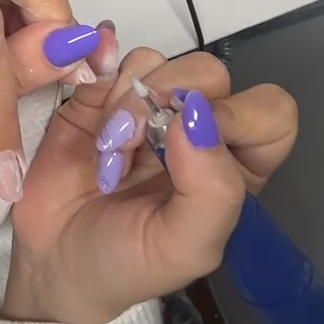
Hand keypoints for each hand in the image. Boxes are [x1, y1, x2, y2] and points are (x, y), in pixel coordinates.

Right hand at [1, 39, 300, 323]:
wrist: (55, 259)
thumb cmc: (128, 262)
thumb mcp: (185, 247)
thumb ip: (212, 191)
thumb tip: (196, 115)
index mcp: (233, 166)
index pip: (268, 112)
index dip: (237, 114)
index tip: (188, 140)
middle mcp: (194, 129)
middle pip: (208, 74)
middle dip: (167, 101)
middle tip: (134, 142)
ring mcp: (143, 107)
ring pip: (155, 62)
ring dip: (126, 100)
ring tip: (106, 147)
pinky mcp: (97, 94)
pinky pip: (106, 61)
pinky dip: (98, 82)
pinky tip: (90, 121)